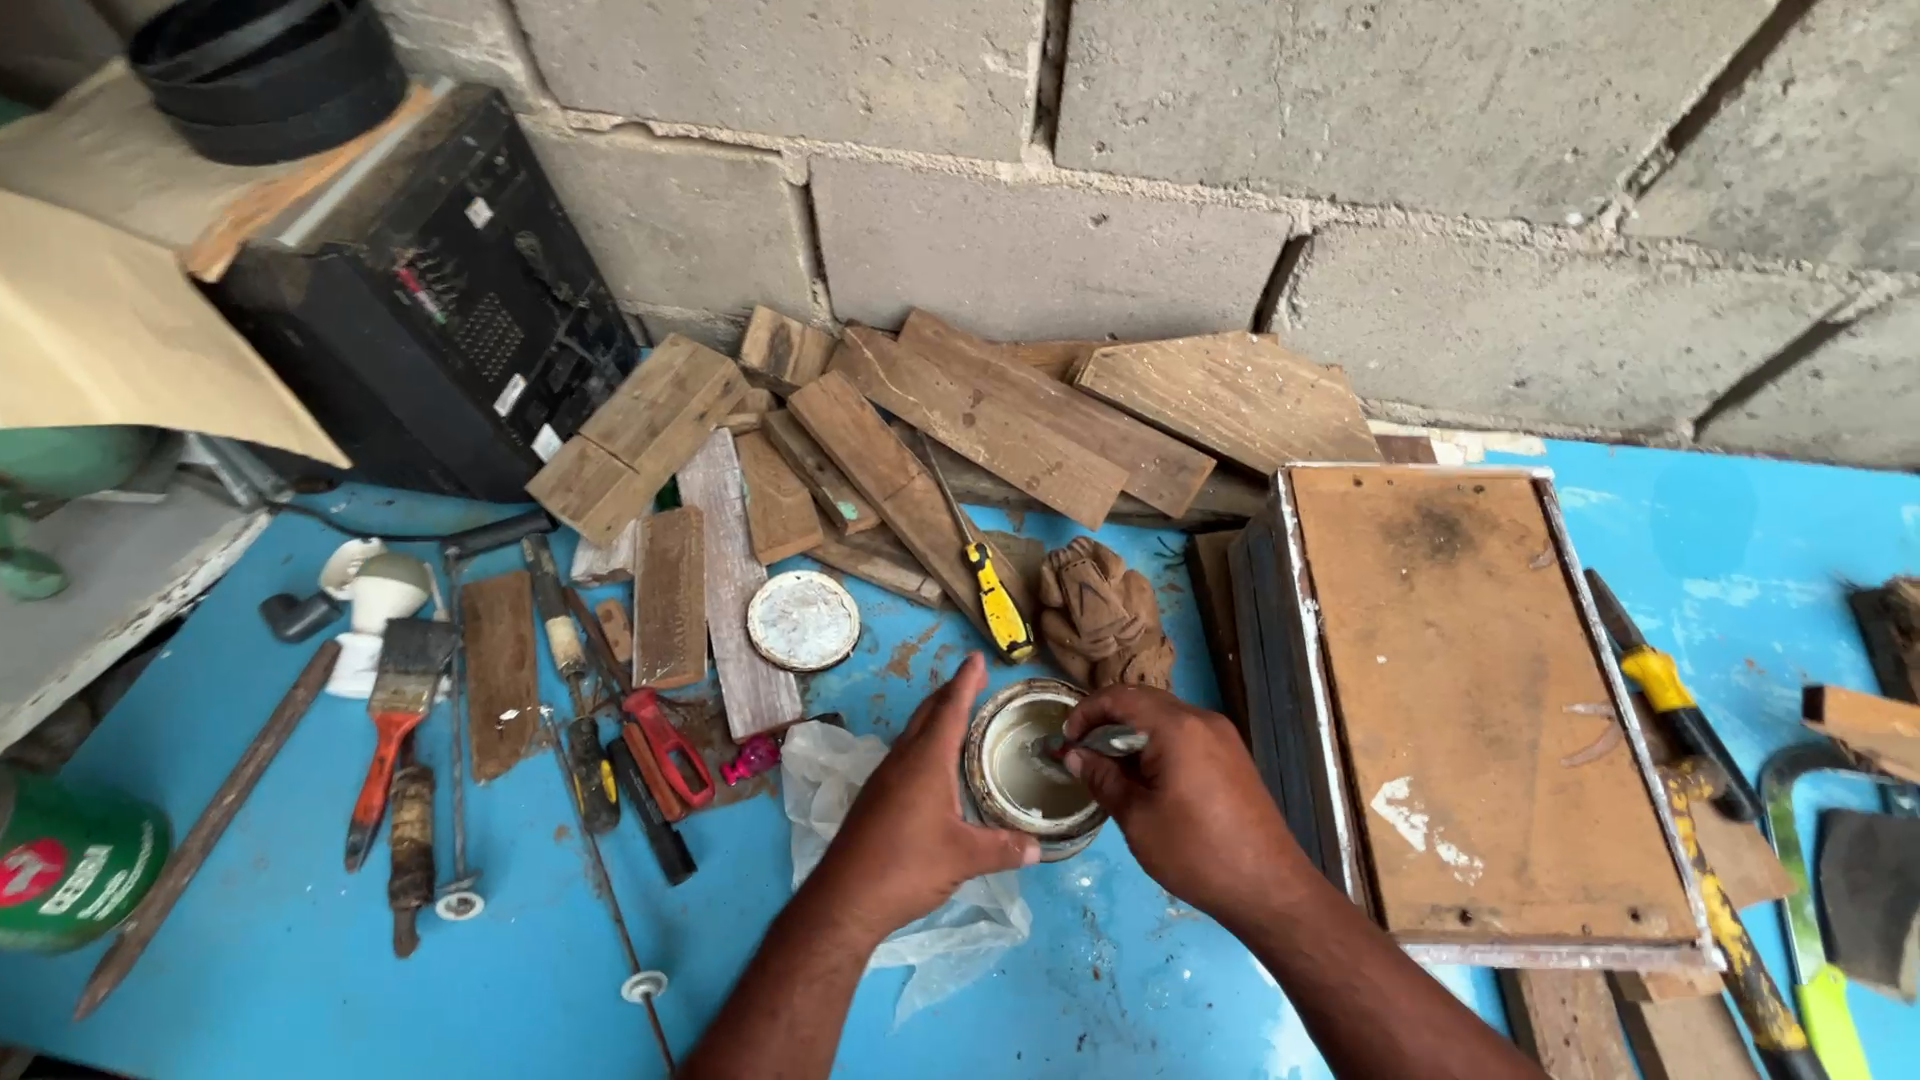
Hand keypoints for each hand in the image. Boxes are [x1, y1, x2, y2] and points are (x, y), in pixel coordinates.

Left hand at [803, 652, 1039, 943]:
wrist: (844, 898)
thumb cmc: (906, 867)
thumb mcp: (963, 858)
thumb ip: (1002, 849)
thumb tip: (1038, 848)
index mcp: (926, 761)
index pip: (950, 710)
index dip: (966, 682)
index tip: (976, 659)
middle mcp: (902, 761)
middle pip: (928, 714)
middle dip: (950, 693)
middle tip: (972, 679)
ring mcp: (884, 779)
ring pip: (913, 735)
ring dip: (934, 718)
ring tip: (956, 715)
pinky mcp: (875, 799)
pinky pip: (905, 756)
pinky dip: (924, 745)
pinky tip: (933, 766)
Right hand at [1064, 686, 1306, 927]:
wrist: (1270, 889)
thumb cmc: (1196, 853)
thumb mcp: (1137, 818)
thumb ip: (1102, 778)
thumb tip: (1073, 754)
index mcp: (1176, 728)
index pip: (1120, 696)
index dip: (1087, 711)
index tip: (1068, 738)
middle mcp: (1202, 720)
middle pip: (1143, 700)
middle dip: (1108, 718)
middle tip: (1083, 749)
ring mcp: (1222, 736)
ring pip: (1165, 716)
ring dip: (1133, 731)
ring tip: (1110, 767)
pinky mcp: (1233, 756)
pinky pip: (1185, 733)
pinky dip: (1157, 742)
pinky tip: (1146, 777)